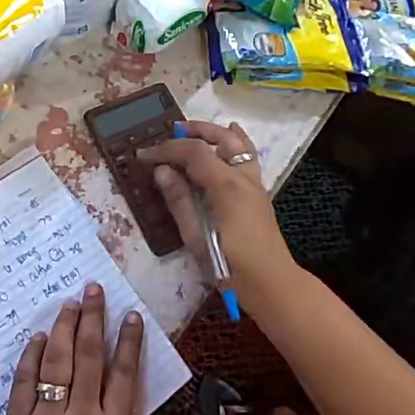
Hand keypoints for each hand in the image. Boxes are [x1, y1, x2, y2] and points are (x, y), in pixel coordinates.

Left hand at [0, 283, 143, 414]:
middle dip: (95, 318)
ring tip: (71, 302)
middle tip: (94, 289)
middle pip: (90, 356)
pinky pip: (25, 381)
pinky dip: (32, 356)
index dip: (128, 341)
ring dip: (66, 328)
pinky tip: (39, 338)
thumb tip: (117, 413)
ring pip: (59, 361)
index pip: (123, 374)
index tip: (130, 315)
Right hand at [137, 120, 296, 294]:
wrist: (272, 285)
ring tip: (195, 129)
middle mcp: (243, 176)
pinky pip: (248, 155)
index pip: (193, 152)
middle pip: (219, 138)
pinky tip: (233, 134)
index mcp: (226, 185)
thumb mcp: (196, 238)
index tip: (143, 155)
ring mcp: (254, 182)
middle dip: (193, 130)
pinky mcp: (258, 192)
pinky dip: (237, 140)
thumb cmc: (231, 266)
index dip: (166, 149)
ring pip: (237, 143)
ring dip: (214, 132)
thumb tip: (161, 170)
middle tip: (168, 132)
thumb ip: (179, 200)